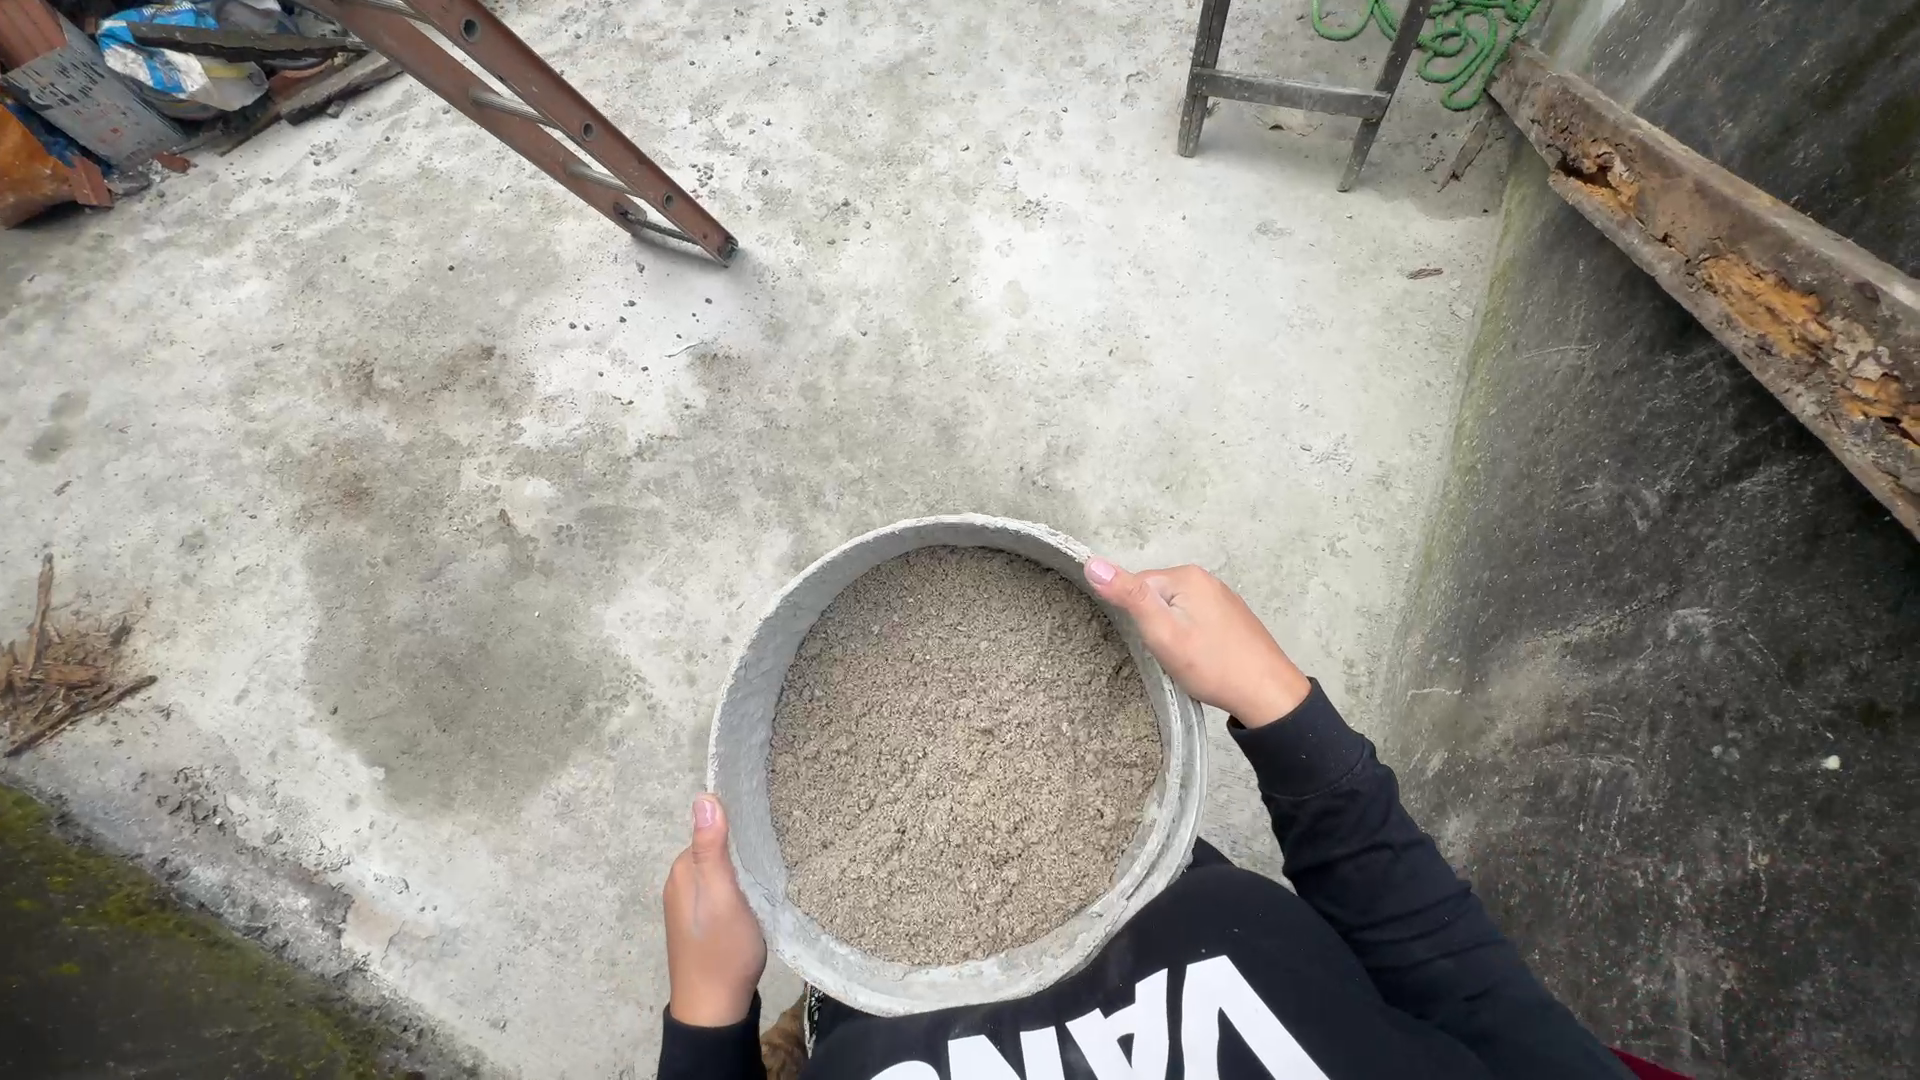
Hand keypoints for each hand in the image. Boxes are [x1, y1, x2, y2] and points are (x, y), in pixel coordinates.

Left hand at [663, 794, 766, 1026]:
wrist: (714, 1009)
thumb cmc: (722, 948)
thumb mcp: (723, 893)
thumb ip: (711, 847)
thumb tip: (703, 796)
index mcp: (683, 869)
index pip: (712, 828)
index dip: (739, 824)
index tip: (769, 822)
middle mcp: (680, 881)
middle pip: (715, 846)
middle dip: (742, 842)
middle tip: (777, 843)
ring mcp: (689, 903)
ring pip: (720, 867)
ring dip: (742, 864)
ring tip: (772, 863)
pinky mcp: (701, 920)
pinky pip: (721, 886)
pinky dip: (739, 882)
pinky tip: (758, 888)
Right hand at [1084, 558, 1311, 727]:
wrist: (1267, 694)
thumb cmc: (1210, 665)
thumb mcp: (1162, 632)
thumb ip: (1128, 596)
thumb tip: (1092, 563)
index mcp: (1186, 575)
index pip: (1136, 586)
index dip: (1135, 617)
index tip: (1150, 642)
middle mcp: (1205, 578)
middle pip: (1156, 596)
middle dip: (1153, 624)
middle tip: (1167, 652)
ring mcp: (1221, 596)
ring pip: (1175, 609)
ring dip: (1171, 631)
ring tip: (1183, 657)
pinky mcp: (1230, 615)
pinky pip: (1194, 617)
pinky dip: (1189, 635)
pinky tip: (1199, 656)